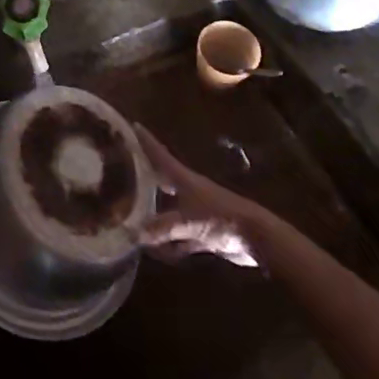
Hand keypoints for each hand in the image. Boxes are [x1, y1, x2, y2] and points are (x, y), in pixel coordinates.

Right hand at [135, 123, 269, 267]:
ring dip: (154, 218)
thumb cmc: (222, 218)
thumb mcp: (188, 221)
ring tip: (131, 220)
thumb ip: (162, 228)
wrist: (256, 236)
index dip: (147, 142)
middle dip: (143, 180)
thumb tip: (133, 233)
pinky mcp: (204, 232)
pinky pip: (180, 236)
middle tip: (122, 176)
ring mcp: (196, 212)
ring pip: (169, 211)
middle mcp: (188, 191)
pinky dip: (170, 245)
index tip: (133, 125)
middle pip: (161, 182)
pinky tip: (157, 253)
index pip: (161, 156)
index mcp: (184, 179)